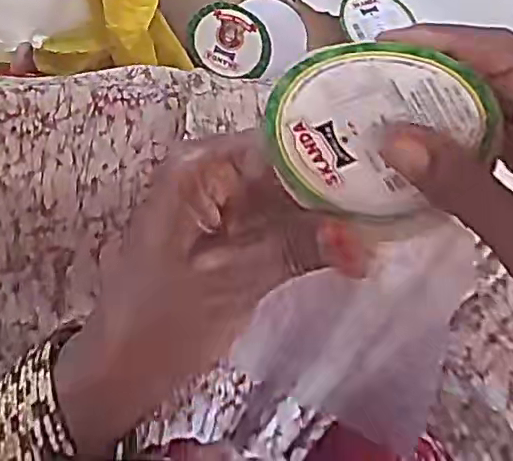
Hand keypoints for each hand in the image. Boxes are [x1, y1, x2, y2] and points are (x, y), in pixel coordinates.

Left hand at [54, 134, 361, 456]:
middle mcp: (211, 169)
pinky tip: (352, 239)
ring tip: (387, 212)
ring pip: (285, 192)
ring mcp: (221, 199)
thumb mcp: (230, 283)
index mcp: (199, 164)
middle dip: (333, 182)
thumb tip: (364, 237)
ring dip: (327, 209)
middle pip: (284, 163)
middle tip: (396, 190)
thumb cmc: (159, 321)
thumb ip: (295, 249)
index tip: (381, 160)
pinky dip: (308, 231)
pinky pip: (276, 218)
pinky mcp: (229, 228)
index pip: (275, 141)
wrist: (115, 372)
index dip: (327, 148)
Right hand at [374, 25, 512, 460]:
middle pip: (504, 77)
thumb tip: (393, 136)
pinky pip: (498, 141)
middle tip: (376, 72)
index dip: (454, 42)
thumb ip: (467, 191)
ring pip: (497, 106)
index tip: (394, 41)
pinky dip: (455, 138)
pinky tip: (417, 143)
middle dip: (439, 67)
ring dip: (442, 101)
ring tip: (384, 100)